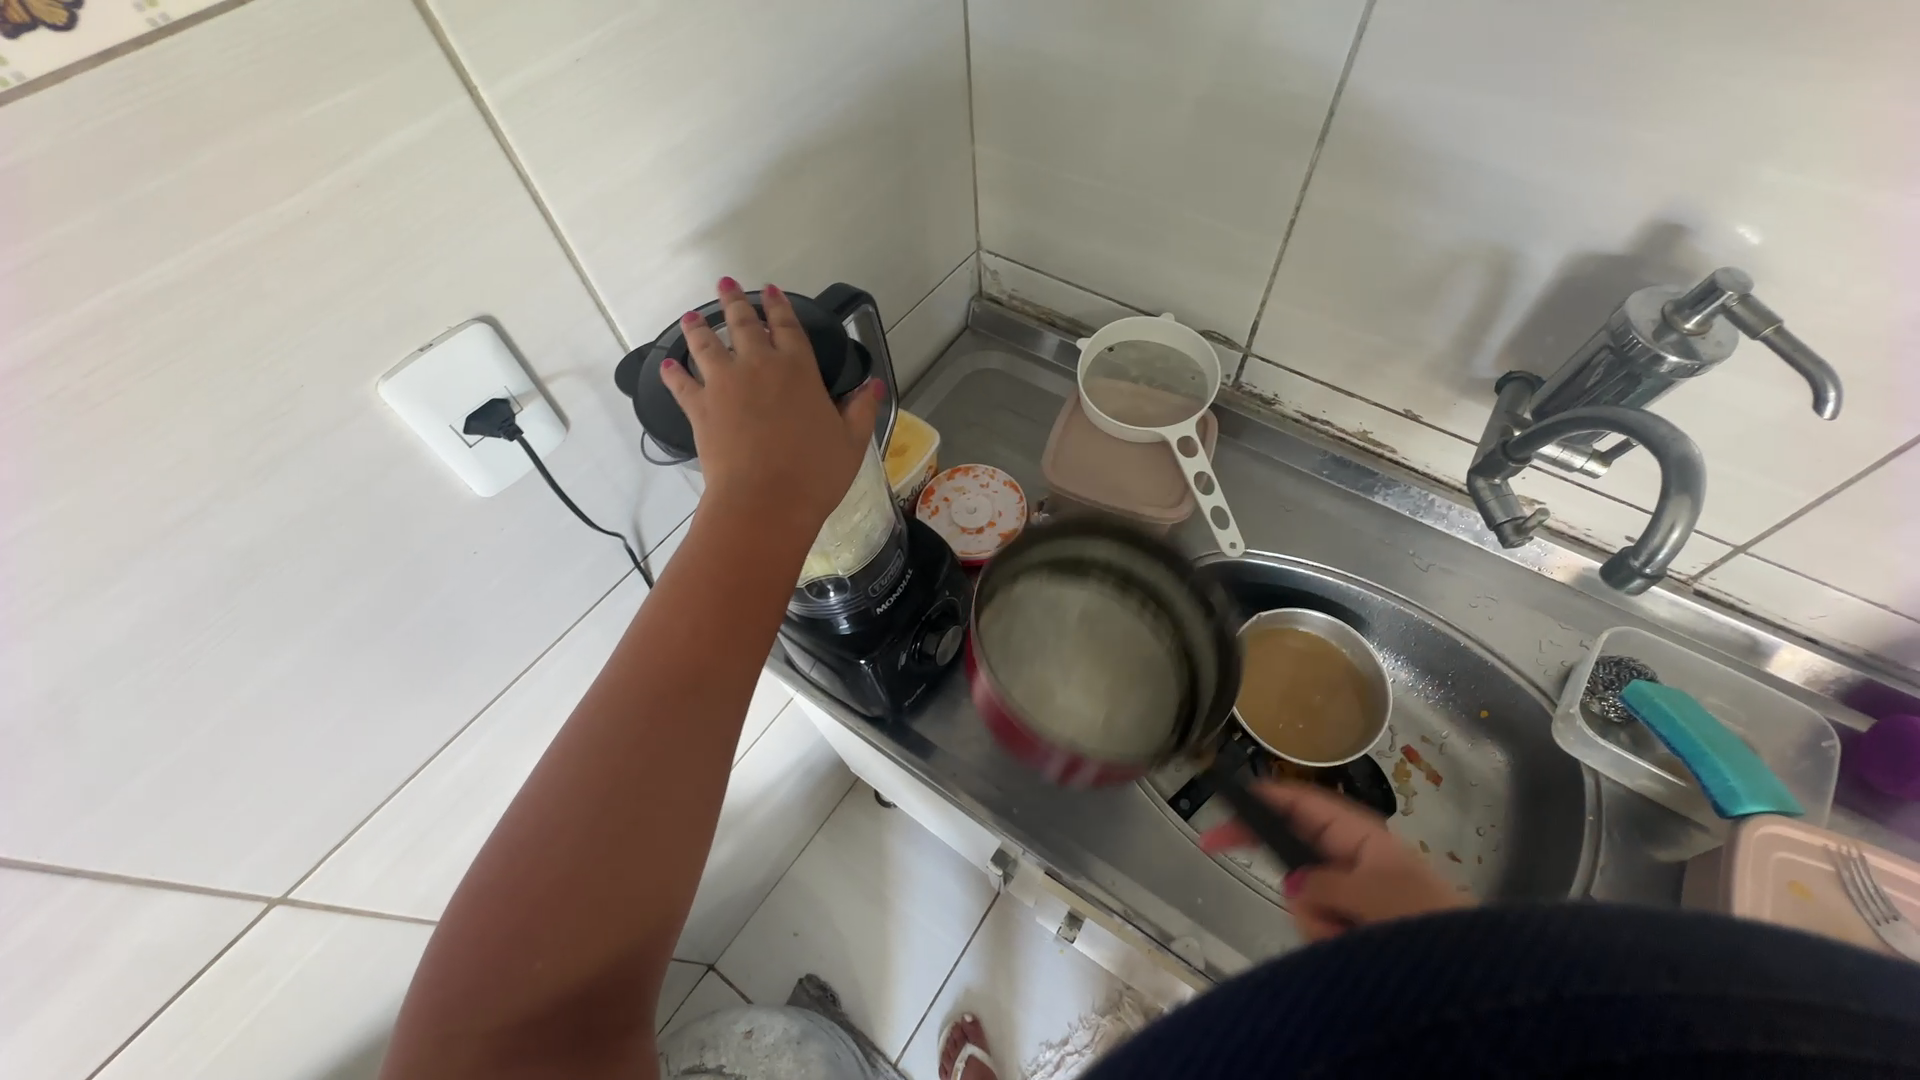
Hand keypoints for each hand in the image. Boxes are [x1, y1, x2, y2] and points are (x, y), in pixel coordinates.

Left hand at [661, 277, 883, 537]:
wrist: (765, 502)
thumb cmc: (816, 473)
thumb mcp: (852, 442)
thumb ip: (861, 409)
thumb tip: (873, 384)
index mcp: (798, 369)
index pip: (788, 326)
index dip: (779, 305)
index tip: (770, 289)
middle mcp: (758, 365)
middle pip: (743, 324)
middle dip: (735, 301)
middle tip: (725, 284)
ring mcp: (724, 385)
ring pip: (706, 344)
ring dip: (698, 326)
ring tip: (692, 315)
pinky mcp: (699, 409)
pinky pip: (681, 383)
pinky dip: (673, 372)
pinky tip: (667, 364)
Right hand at [1200, 780, 1468, 941]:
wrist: (1481, 978)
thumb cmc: (1430, 920)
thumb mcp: (1376, 894)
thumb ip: (1325, 884)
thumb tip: (1292, 886)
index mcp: (1360, 837)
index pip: (1301, 804)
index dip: (1262, 798)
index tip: (1225, 803)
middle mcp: (1352, 861)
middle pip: (1295, 858)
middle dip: (1302, 894)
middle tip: (1323, 922)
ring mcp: (1353, 897)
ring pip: (1304, 900)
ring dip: (1322, 926)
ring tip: (1357, 945)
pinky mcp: (1354, 928)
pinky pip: (1318, 927)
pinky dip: (1331, 943)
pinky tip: (1357, 954)